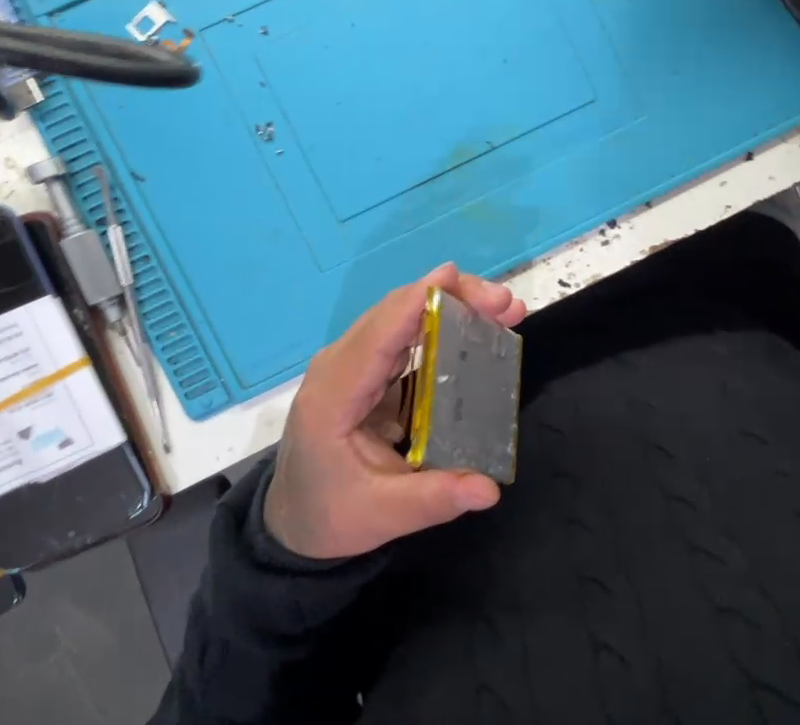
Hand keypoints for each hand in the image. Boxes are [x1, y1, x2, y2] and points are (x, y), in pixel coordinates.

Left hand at [263, 263, 527, 559]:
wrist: (294, 521)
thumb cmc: (330, 516)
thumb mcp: (382, 516)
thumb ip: (434, 499)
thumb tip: (489, 490)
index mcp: (333, 397)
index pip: (376, 336)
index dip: (415, 303)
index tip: (456, 277)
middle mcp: (338, 368)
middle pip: (393, 313)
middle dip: (450, 299)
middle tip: (505, 304)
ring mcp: (351, 364)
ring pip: (401, 317)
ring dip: (452, 306)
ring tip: (505, 309)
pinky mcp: (367, 369)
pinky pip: (405, 334)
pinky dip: (443, 324)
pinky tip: (481, 325)